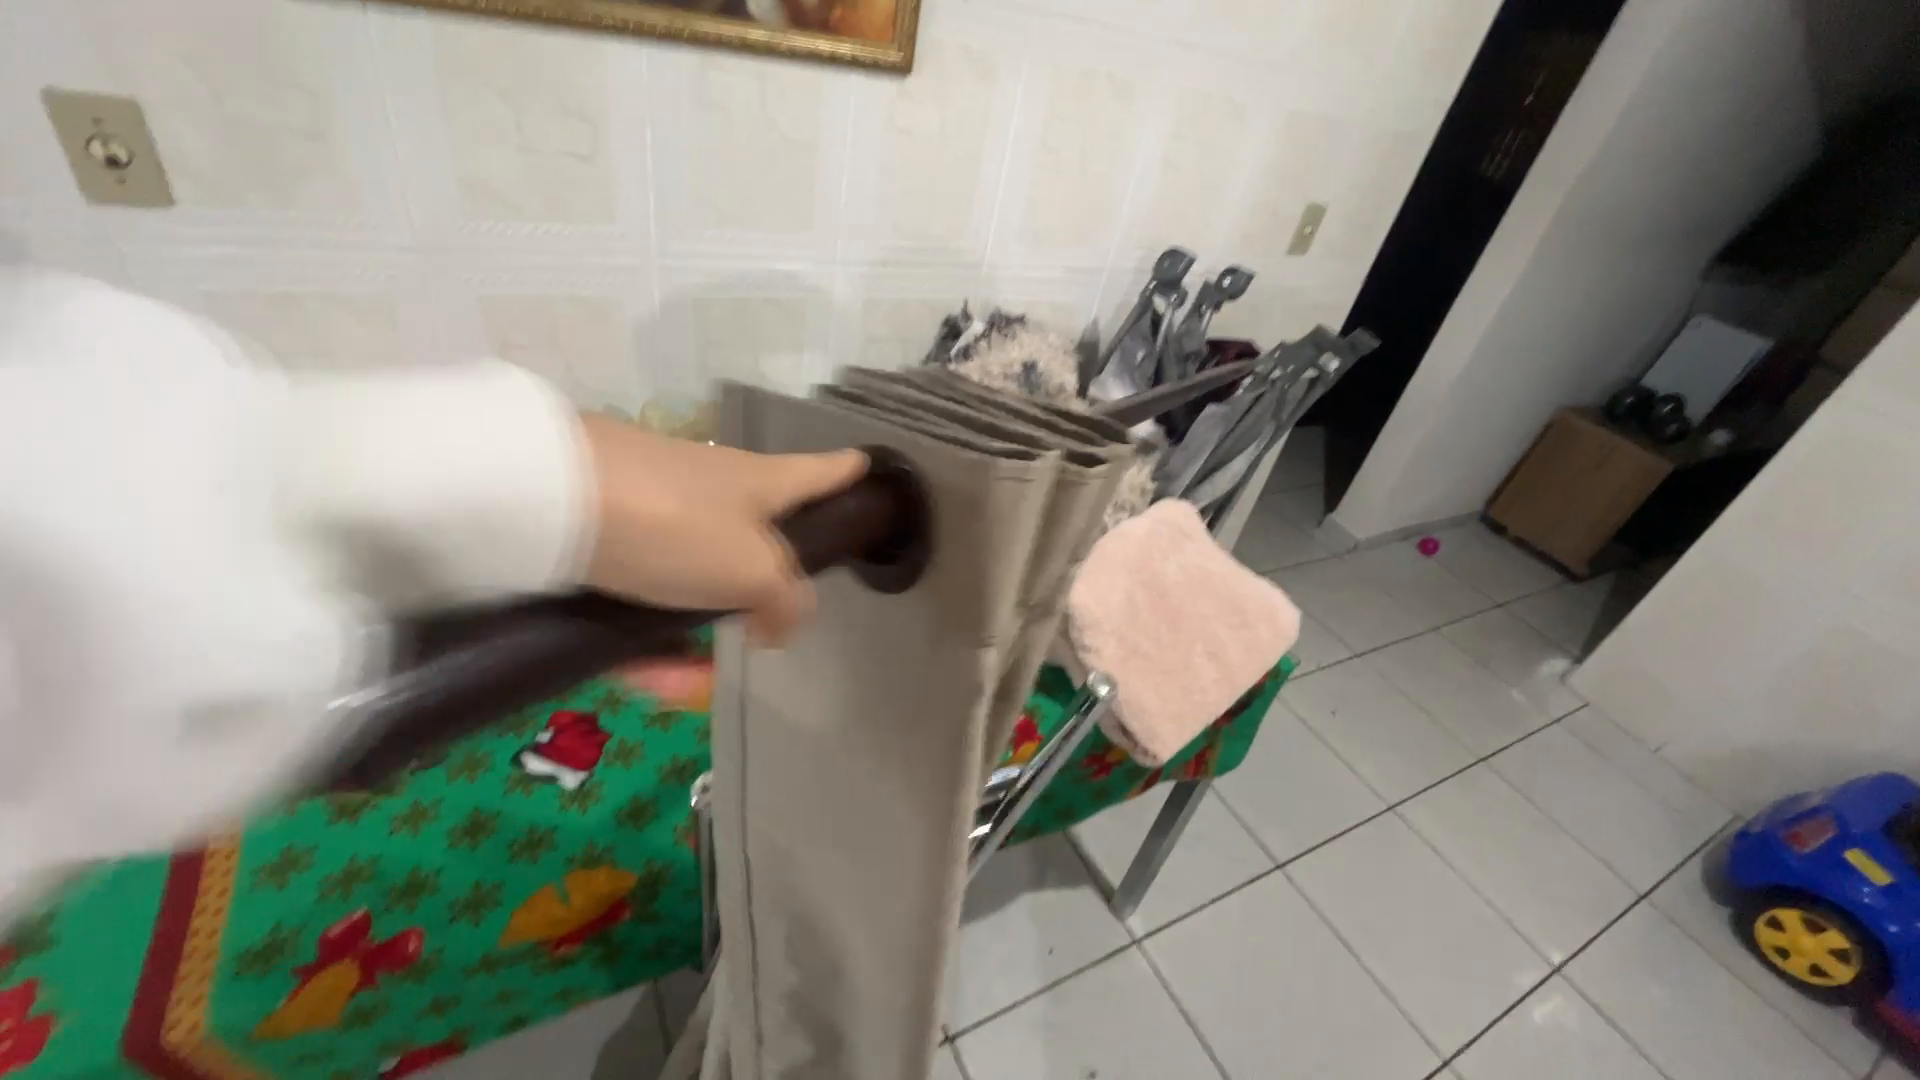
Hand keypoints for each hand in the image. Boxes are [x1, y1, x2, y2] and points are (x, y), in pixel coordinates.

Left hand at [578, 413, 866, 644]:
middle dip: (753, 603)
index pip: (820, 472)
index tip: (864, 466)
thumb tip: (783, 623)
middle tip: (750, 640)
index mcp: (762, 483)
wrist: (550, 502)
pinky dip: (646, 638)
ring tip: (671, 680)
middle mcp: (716, 490)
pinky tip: (636, 672)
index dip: (846, 473)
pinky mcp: (610, 536)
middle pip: (753, 549)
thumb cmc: (675, 527)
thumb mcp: (752, 570)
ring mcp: (660, 512)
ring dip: (686, 643)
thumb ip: (786, 599)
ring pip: (693, 589)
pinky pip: (644, 599)